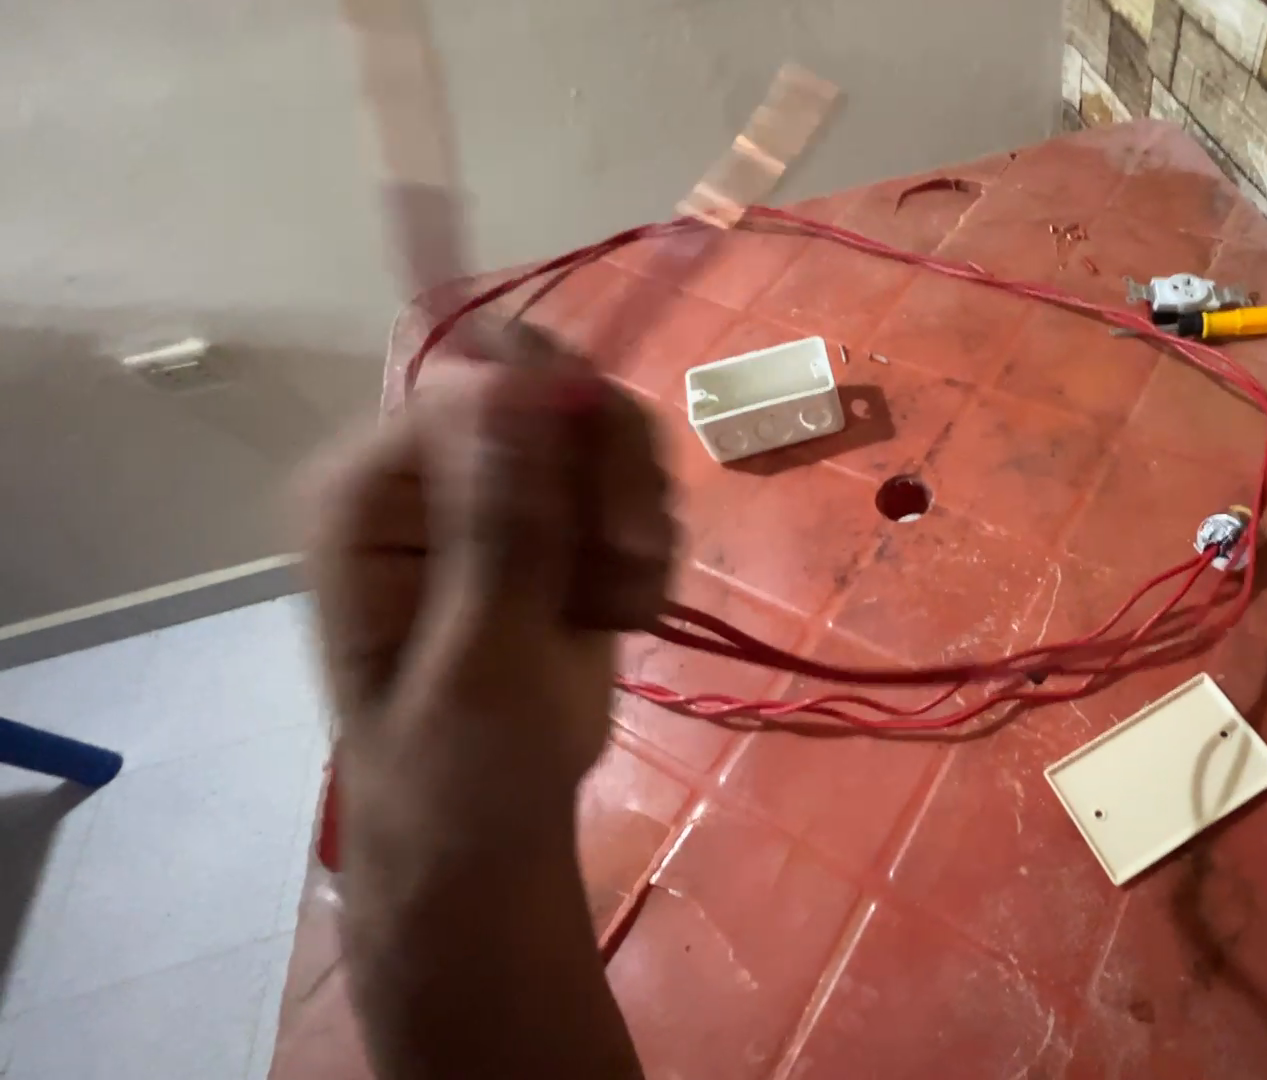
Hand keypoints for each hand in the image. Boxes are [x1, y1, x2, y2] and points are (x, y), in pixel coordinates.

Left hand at [302, 327, 676, 830]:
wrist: (495, 820)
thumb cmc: (458, 762)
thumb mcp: (482, 656)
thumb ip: (500, 527)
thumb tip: (515, 387)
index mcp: (379, 490)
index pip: (486, 385)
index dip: (569, 430)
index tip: (620, 525)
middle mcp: (444, 473)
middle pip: (566, 397)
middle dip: (619, 483)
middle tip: (634, 562)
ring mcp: (512, 497)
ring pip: (617, 444)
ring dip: (641, 528)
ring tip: (618, 609)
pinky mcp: (567, 527)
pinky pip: (641, 495)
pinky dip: (650, 557)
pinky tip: (625, 613)